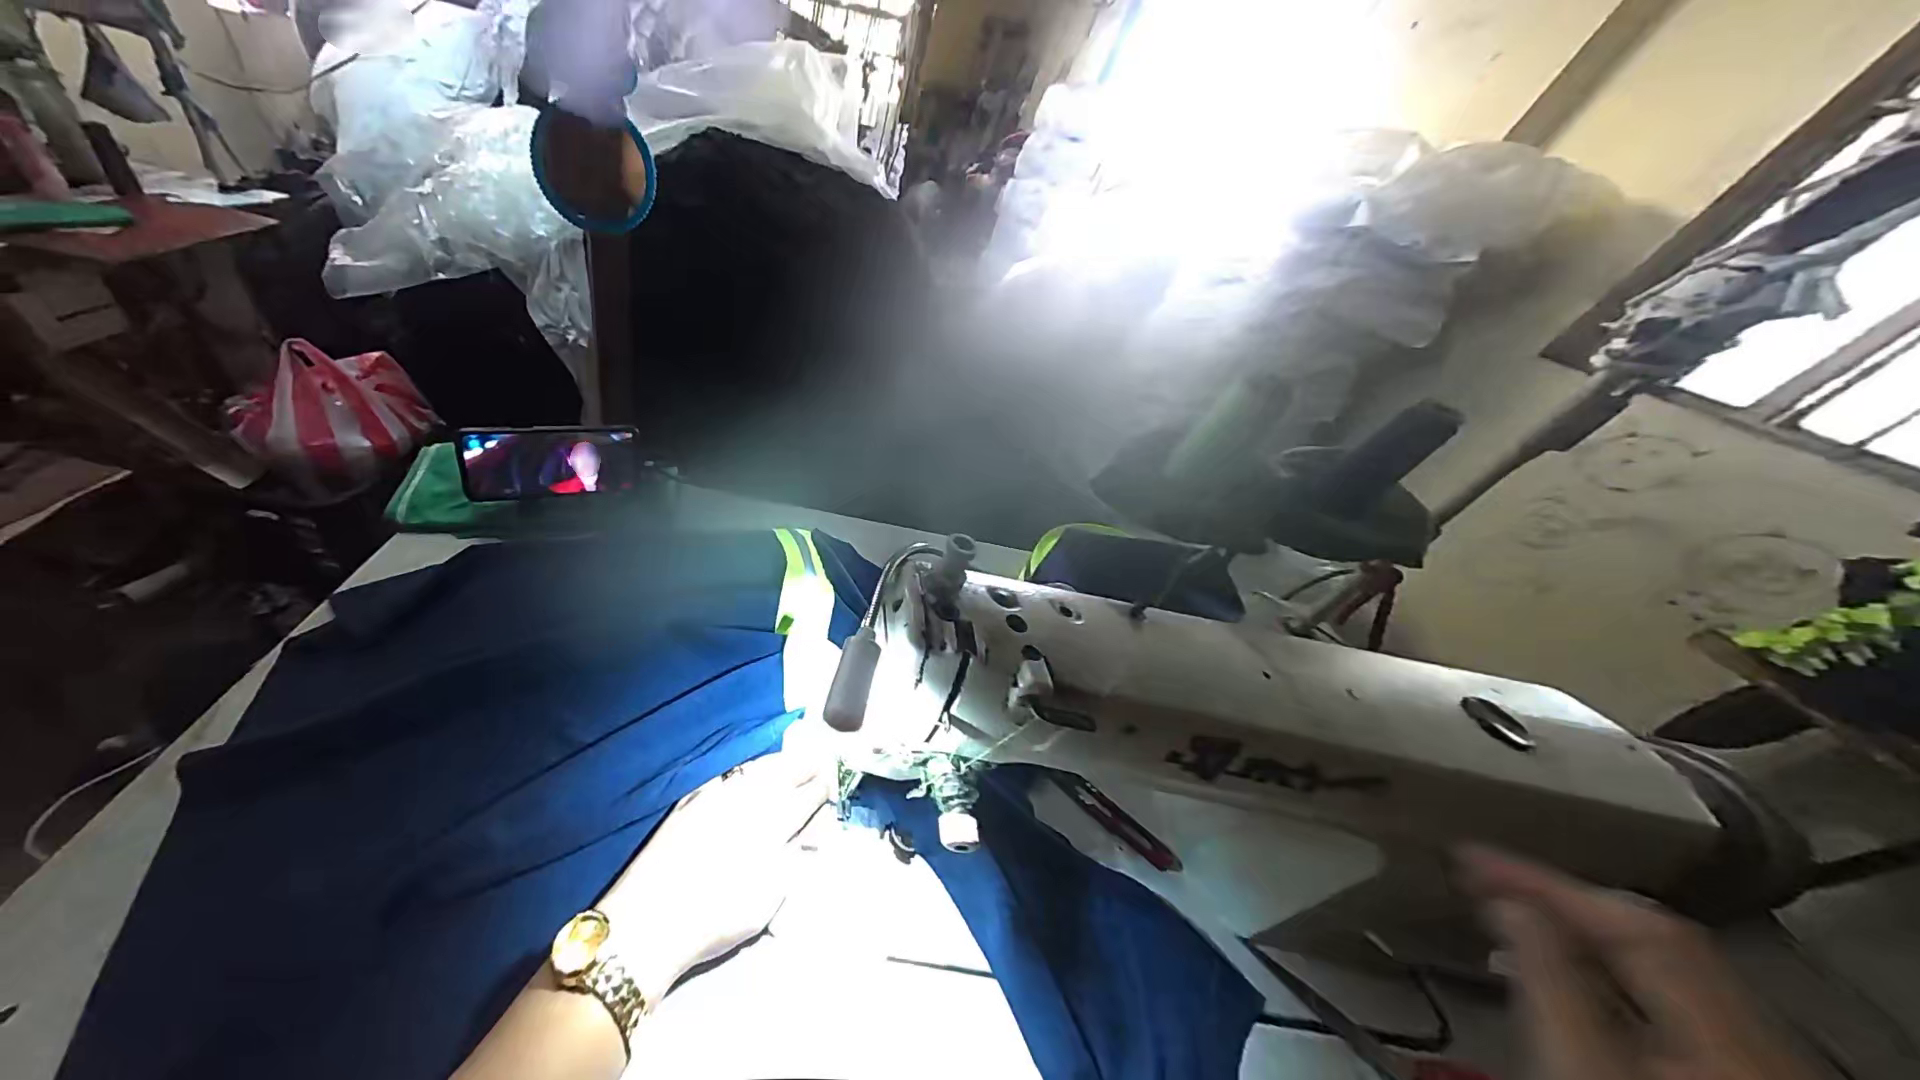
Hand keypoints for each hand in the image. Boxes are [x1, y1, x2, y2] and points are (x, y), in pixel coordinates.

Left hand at [597, 751, 827, 1005]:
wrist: (646, 925)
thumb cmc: (716, 919)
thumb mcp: (769, 899)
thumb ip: (794, 861)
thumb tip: (811, 837)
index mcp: (772, 823)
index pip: (807, 796)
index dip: (823, 788)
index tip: (832, 784)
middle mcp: (747, 801)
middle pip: (784, 773)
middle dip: (805, 766)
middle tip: (819, 761)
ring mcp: (715, 797)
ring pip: (756, 769)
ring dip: (778, 763)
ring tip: (789, 761)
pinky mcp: (689, 802)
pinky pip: (726, 775)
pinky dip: (745, 771)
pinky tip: (748, 773)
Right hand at [1456, 846, 1816, 1079]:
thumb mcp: (1576, 1065)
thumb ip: (1544, 978)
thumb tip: (1507, 900)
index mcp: (1720, 1032)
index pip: (1628, 922)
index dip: (1544, 880)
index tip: (1465, 854)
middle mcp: (1754, 1037)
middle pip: (1653, 936)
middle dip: (1563, 897)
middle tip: (1486, 876)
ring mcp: (1751, 1058)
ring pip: (1659, 961)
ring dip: (1580, 925)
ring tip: (1510, 909)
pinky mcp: (1732, 1072)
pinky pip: (1661, 991)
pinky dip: (1602, 960)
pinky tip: (1561, 965)